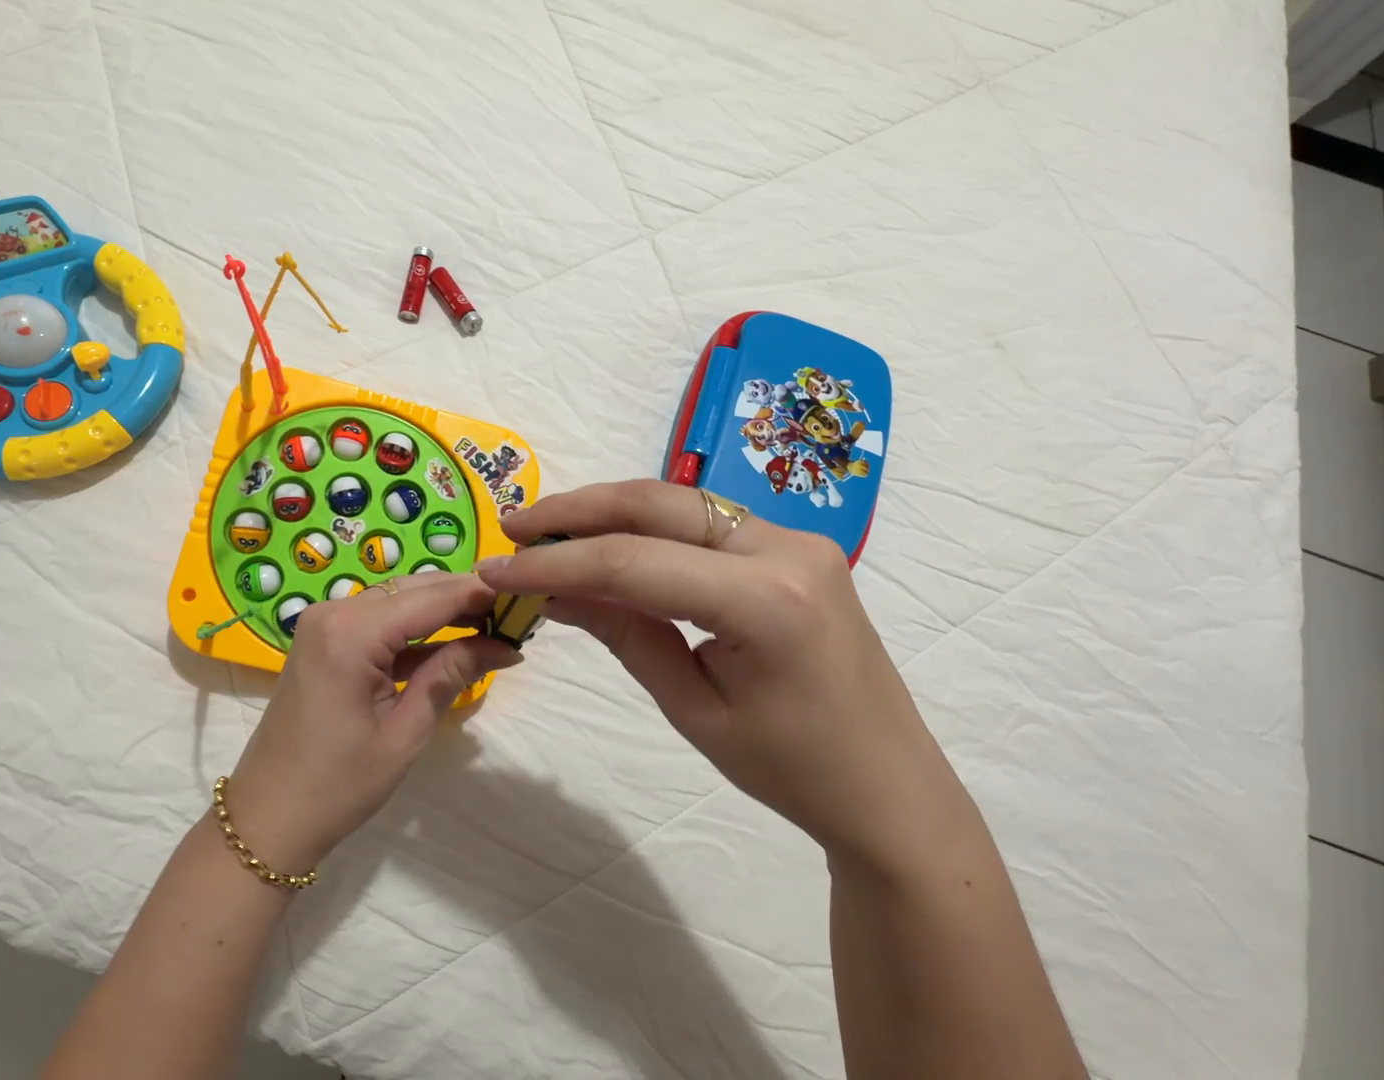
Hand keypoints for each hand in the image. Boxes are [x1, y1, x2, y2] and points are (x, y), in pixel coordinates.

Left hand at [219, 574, 521, 871]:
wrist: (269, 817)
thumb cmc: (339, 785)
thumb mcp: (405, 731)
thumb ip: (450, 675)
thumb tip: (504, 645)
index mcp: (351, 633)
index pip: (431, 598)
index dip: (480, 594)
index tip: (526, 596)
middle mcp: (333, 613)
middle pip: (413, 590)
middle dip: (464, 599)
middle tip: (515, 616)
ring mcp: (324, 624)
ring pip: (397, 602)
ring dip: (443, 612)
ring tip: (493, 629)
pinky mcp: (323, 641)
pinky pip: (378, 622)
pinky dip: (415, 631)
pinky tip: (453, 645)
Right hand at [475, 480, 956, 868]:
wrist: (887, 786)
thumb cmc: (790, 769)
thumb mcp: (694, 708)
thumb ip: (626, 635)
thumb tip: (554, 592)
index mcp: (765, 601)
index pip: (633, 563)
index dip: (556, 564)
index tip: (496, 571)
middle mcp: (785, 549)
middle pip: (657, 504)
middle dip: (577, 512)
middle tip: (514, 527)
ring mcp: (797, 540)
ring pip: (681, 504)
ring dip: (611, 512)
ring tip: (548, 533)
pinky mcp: (796, 548)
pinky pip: (707, 523)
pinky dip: (651, 528)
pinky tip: (611, 542)